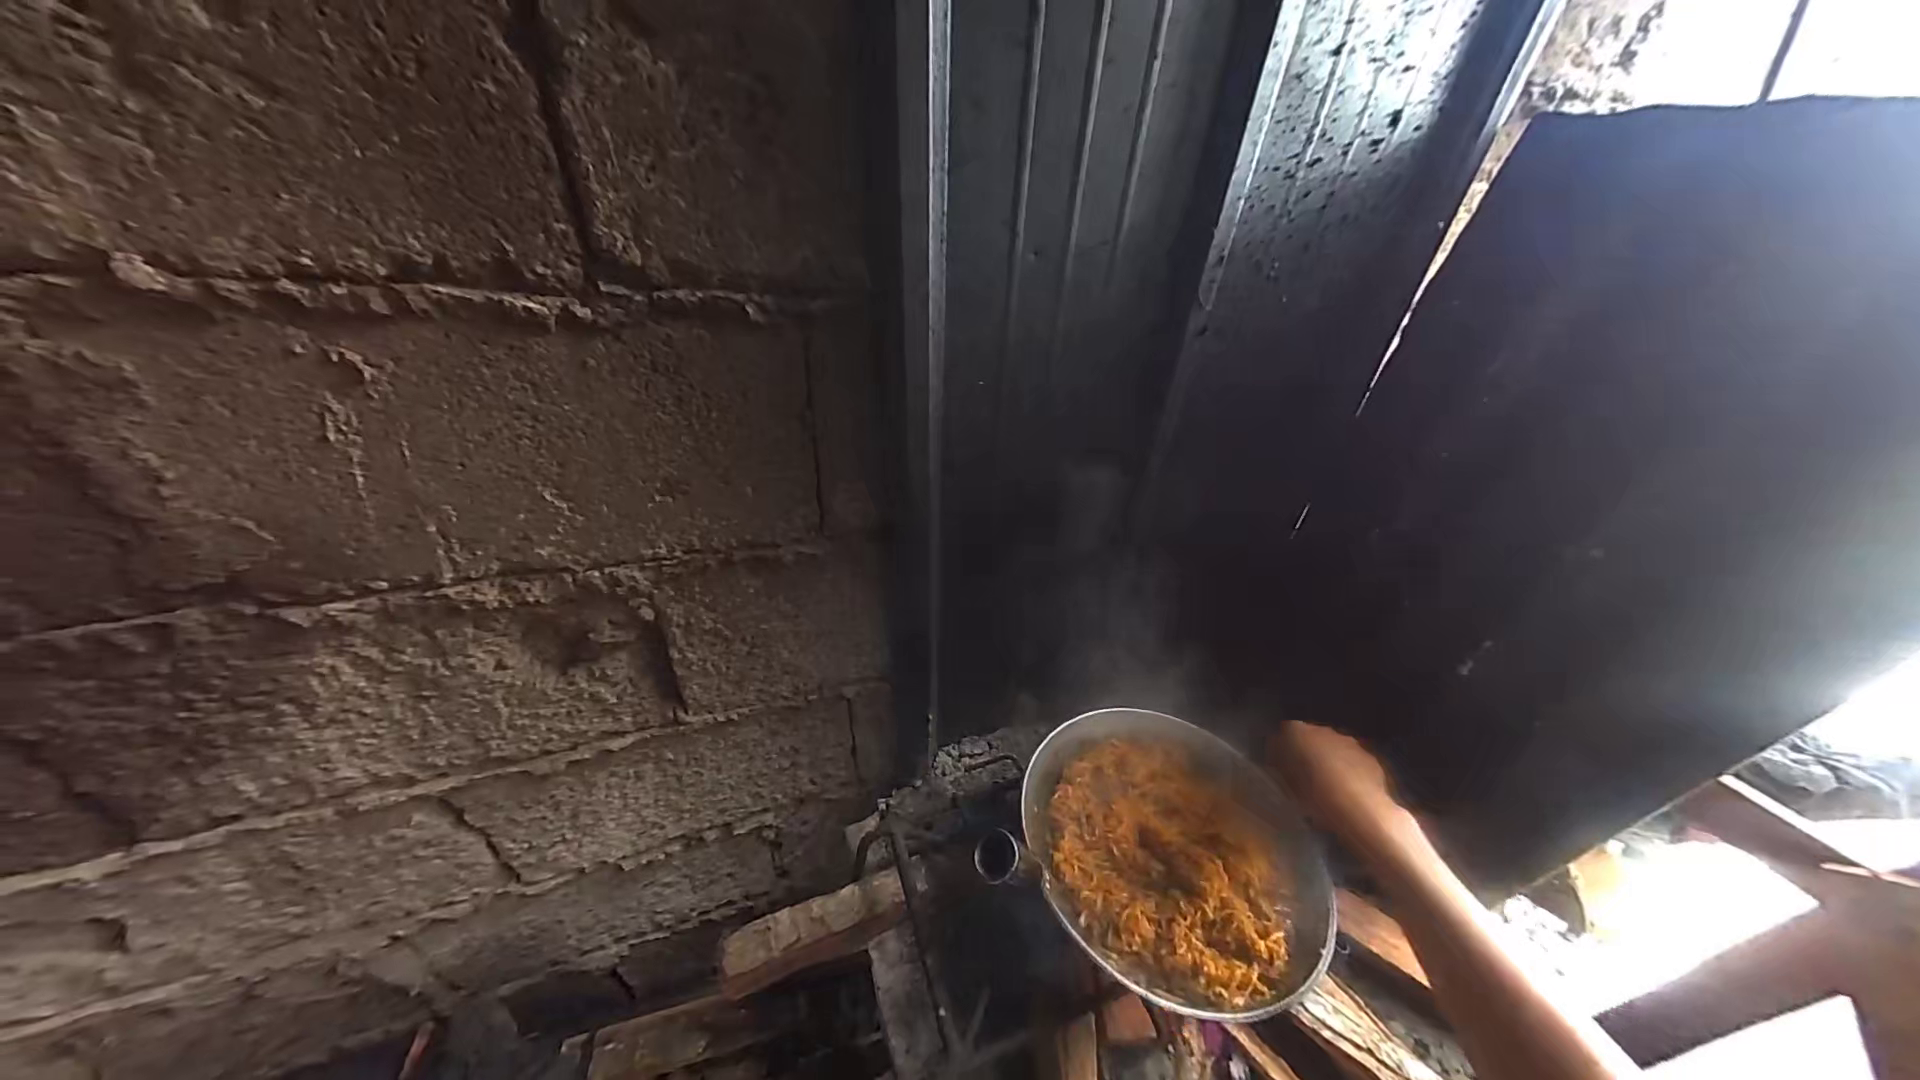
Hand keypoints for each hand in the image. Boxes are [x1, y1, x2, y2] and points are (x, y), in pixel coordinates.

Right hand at [1266, 721, 1410, 859]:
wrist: (1363, 813)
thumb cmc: (1316, 797)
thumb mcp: (1285, 784)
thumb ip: (1279, 766)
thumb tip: (1277, 760)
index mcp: (1297, 732)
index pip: (1284, 732)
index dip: (1282, 748)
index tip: (1280, 765)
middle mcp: (1324, 730)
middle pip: (1312, 738)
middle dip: (1308, 752)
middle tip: (1304, 776)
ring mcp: (1351, 742)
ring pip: (1335, 748)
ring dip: (1330, 760)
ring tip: (1328, 787)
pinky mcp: (1372, 758)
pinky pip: (1354, 760)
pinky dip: (1350, 770)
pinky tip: (1349, 792)